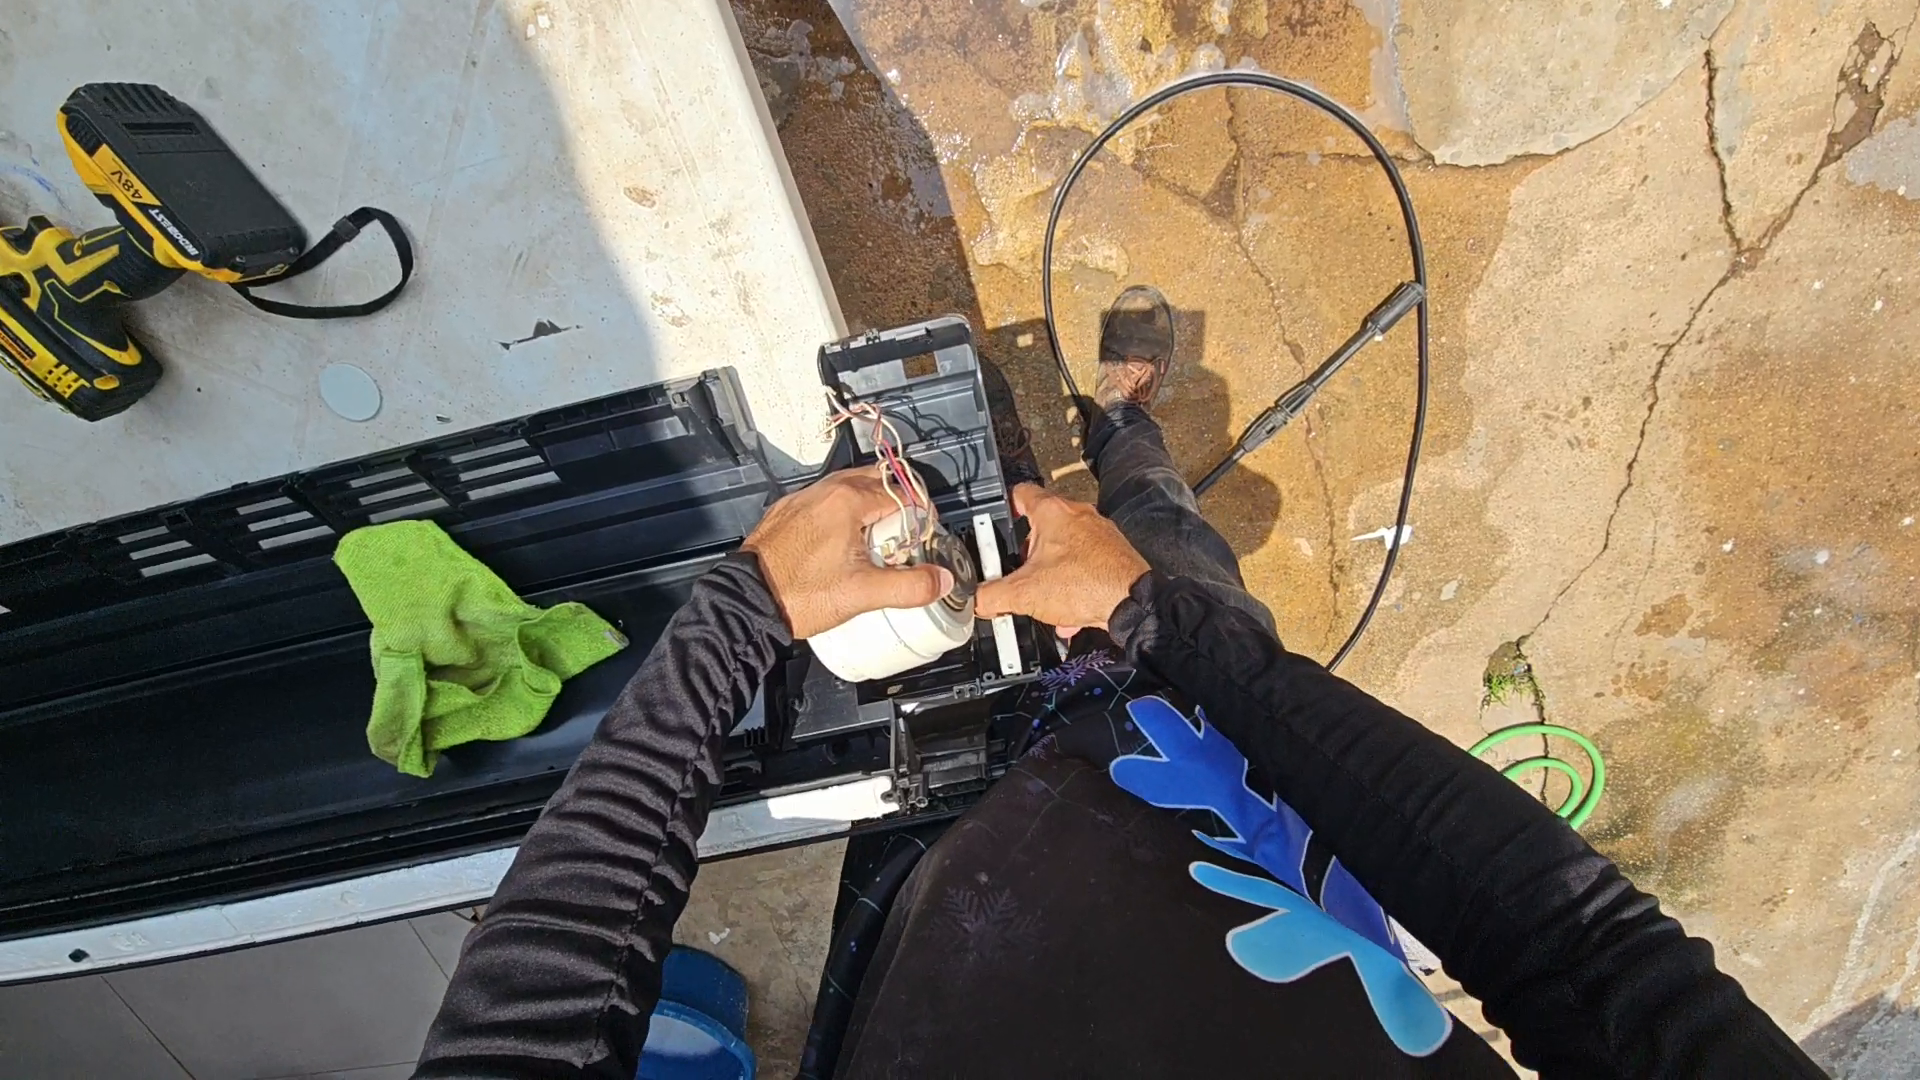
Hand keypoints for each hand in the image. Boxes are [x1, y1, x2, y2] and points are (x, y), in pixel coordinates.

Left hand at [742, 467, 955, 638]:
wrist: (746, 602)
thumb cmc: (797, 593)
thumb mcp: (863, 594)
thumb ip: (909, 586)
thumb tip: (940, 580)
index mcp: (847, 501)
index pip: (901, 494)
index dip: (921, 512)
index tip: (926, 531)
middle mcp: (823, 492)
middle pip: (875, 483)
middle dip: (897, 503)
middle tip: (907, 532)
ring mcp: (802, 501)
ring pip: (847, 489)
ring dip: (868, 506)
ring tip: (877, 538)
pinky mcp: (786, 514)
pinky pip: (823, 502)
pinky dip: (841, 513)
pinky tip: (843, 541)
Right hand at [975, 483, 1148, 633]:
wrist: (1132, 605)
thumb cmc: (1086, 585)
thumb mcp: (1023, 594)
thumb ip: (991, 596)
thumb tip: (975, 599)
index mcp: (1052, 512)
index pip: (1020, 493)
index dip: (1005, 505)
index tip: (998, 517)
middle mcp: (1078, 515)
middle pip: (1041, 525)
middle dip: (1026, 551)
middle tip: (1016, 571)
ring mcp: (1098, 532)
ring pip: (1063, 547)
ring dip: (1049, 569)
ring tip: (1042, 594)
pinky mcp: (1113, 552)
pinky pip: (1084, 563)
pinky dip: (1072, 582)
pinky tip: (1067, 610)